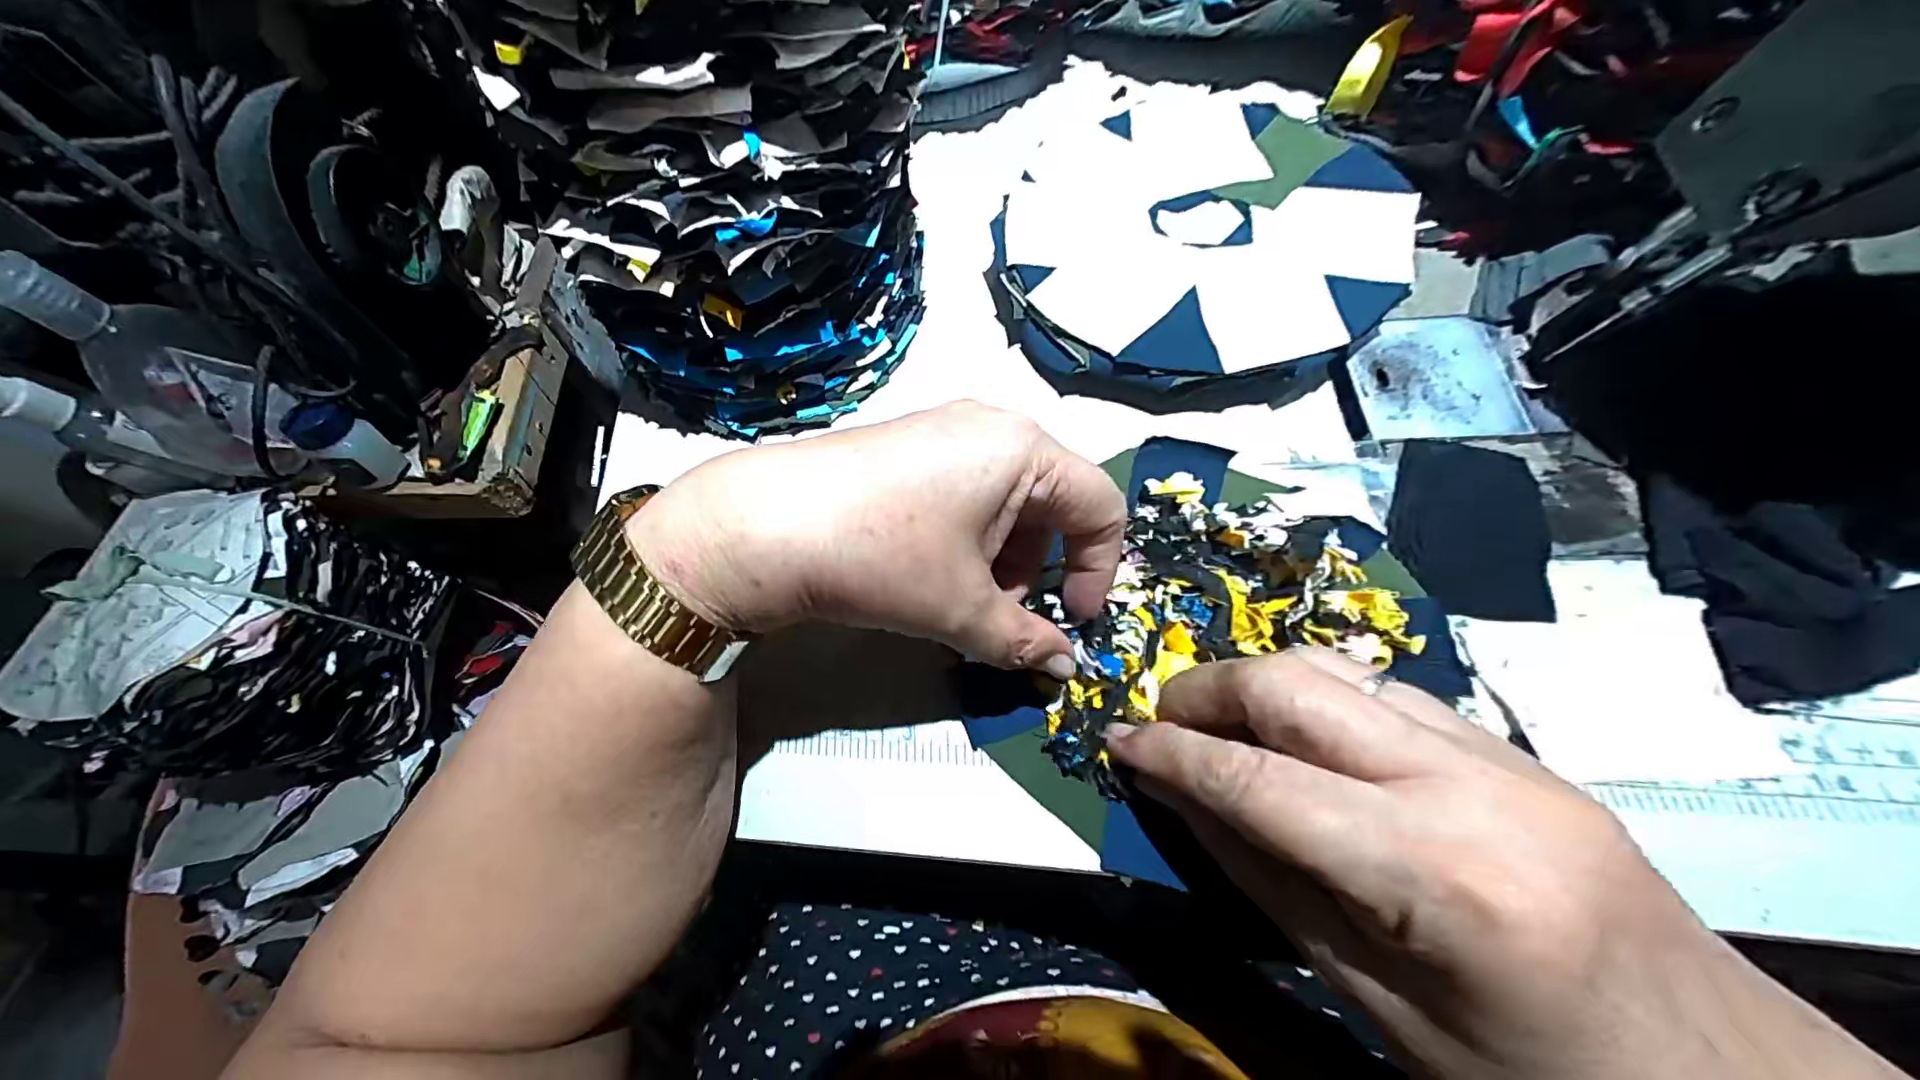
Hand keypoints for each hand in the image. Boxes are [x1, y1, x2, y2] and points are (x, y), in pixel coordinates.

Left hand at [626, 402, 1125, 675]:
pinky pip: (970, 489)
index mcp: (1025, 450)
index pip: (1102, 507)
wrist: (764, 525)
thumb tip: (1066, 668)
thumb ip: (1025, 641)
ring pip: (1011, 500)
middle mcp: (994, 426)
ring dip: (1005, 557)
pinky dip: (971, 535)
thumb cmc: (884, 558)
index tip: (1071, 618)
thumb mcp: (963, 607)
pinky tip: (932, 568)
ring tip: (963, 597)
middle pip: (1055, 503)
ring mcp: (947, 429)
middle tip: (1005, 613)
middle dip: (1041, 568)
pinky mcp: (912, 443)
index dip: (1099, 570)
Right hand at [1108, 648, 1904, 1079]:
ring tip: (1214, 716)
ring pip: (1338, 667)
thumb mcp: (1368, 995)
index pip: (1259, 780)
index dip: (1173, 754)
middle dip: (1206, 691)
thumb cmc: (1524, 1072)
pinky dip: (1315, 696)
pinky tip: (1292, 730)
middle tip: (1160, 719)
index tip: (1116, 739)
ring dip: (1255, 681)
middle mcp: (1470, 787)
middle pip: (1297, 688)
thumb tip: (1175, 793)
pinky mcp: (1516, 746)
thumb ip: (1261, 875)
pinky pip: (1385, 689)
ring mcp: (1505, 754)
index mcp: (1435, 875)